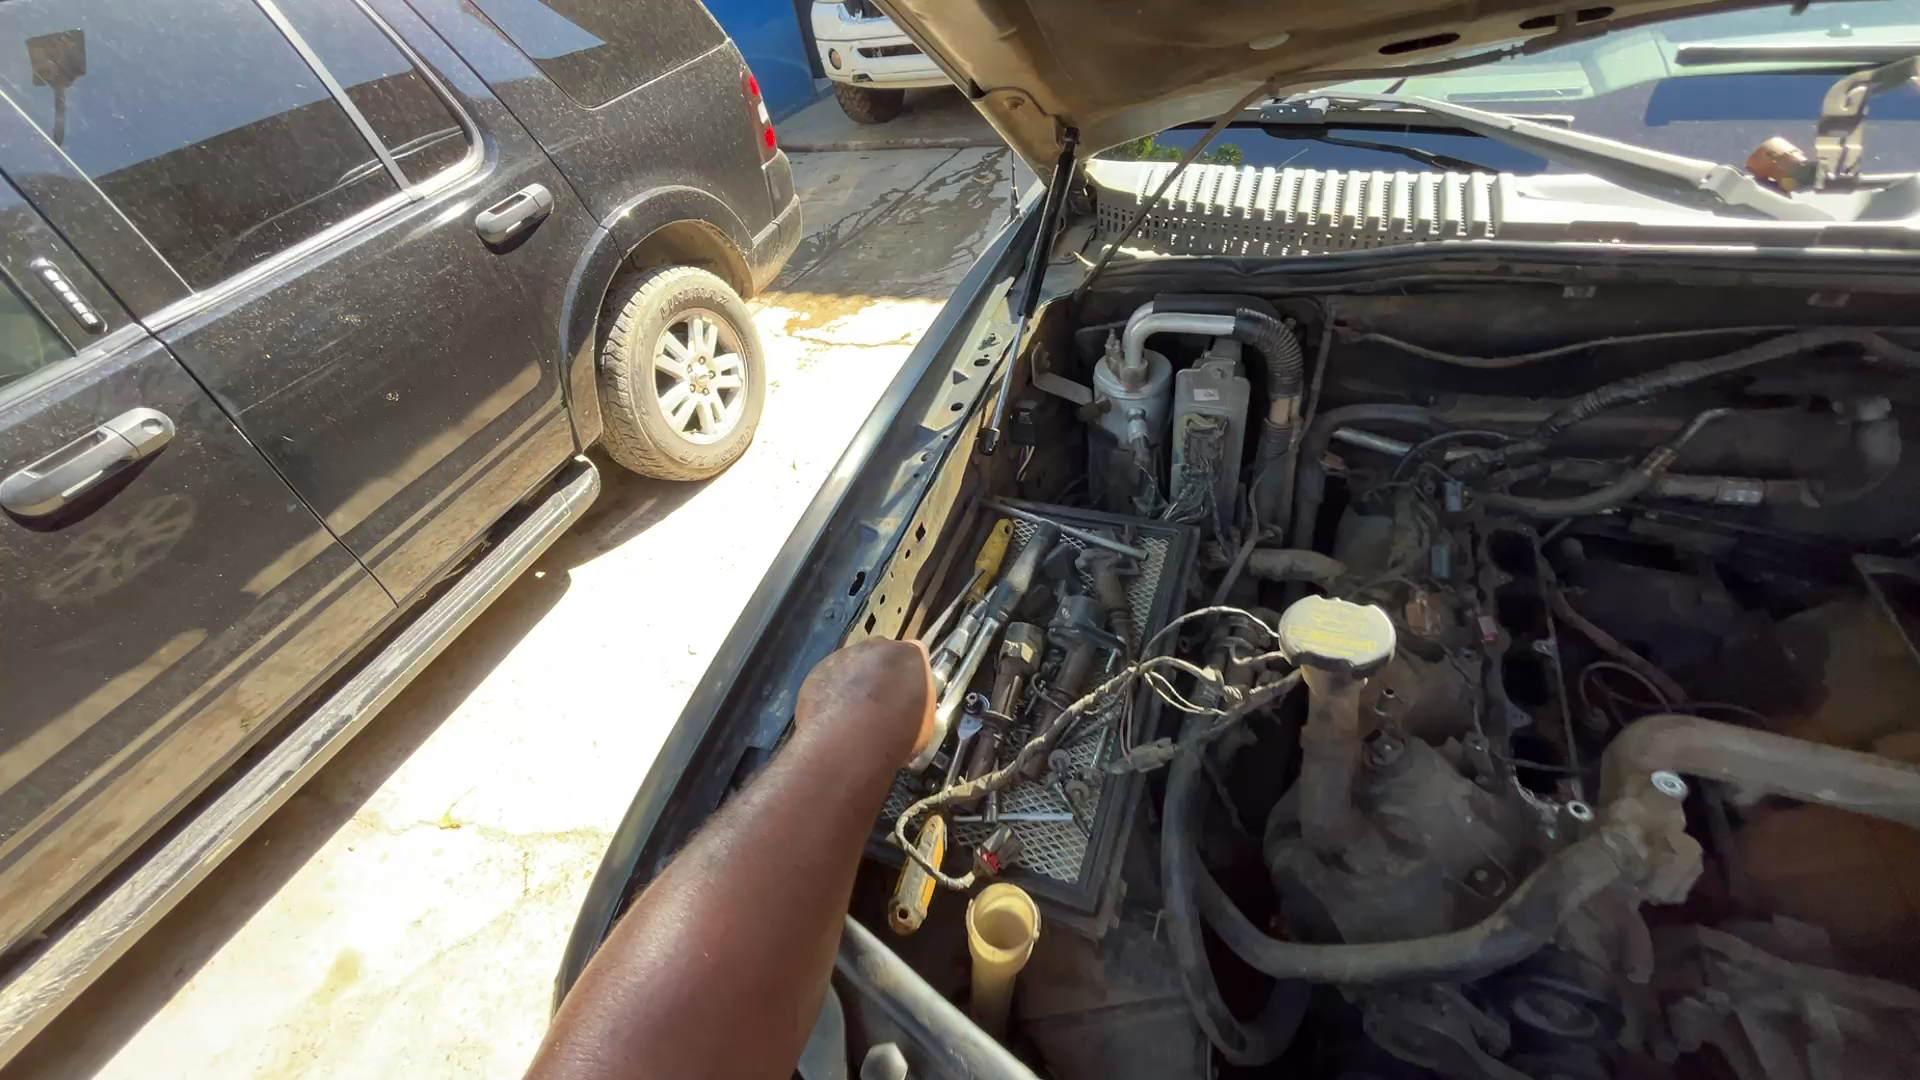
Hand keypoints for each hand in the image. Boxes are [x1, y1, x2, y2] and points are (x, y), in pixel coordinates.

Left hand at [794, 639, 934, 766]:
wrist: (847, 743)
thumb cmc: (895, 734)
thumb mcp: (924, 721)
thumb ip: (918, 701)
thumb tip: (908, 703)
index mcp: (910, 654)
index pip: (915, 656)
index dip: (909, 677)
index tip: (906, 697)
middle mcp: (878, 646)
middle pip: (883, 655)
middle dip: (882, 675)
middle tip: (880, 705)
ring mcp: (845, 655)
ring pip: (853, 664)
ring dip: (854, 682)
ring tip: (852, 715)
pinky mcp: (818, 669)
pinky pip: (830, 678)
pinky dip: (832, 692)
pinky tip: (832, 718)